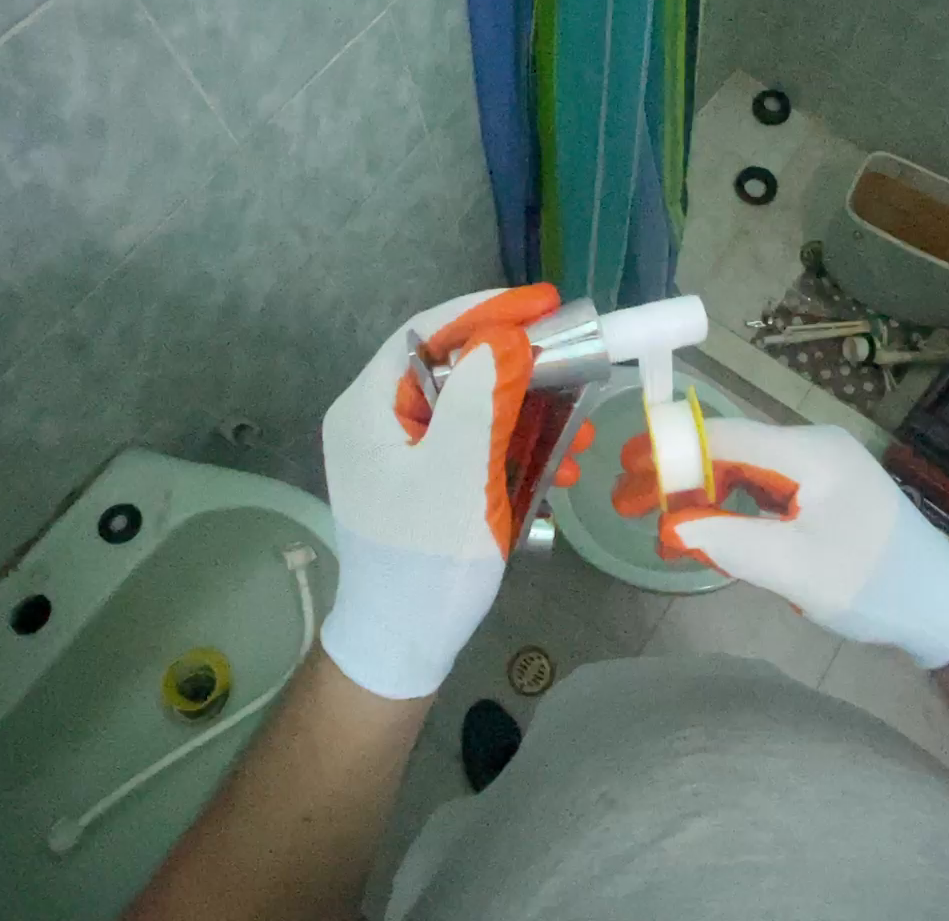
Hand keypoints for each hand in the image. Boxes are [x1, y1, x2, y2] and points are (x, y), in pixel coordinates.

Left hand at [318, 284, 560, 698]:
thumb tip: (503, 337)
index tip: (544, 304)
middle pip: (455, 369)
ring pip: (474, 408)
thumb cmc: (426, 563)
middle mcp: (383, 422)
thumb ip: (478, 401)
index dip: (486, 311)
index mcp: (369, 410)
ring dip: (531, 413)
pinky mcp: (431, 480)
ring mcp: (407, 453)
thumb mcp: (458, 476)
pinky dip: (520, 447)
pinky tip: (561, 466)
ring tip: (579, 426)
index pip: (427, 335)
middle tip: (574, 361)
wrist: (407, 644)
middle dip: (520, 369)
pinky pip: (478, 444)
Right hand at [618, 419, 948, 668]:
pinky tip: (706, 532)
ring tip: (662, 527)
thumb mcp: (798, 570)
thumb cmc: (875, 585)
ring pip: (742, 472)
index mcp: (811, 453)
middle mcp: (812, 448)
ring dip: (699, 496)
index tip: (626, 468)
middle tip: (628, 505)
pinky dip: (730, 510)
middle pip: (730, 451)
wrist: (940, 606)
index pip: (726, 438)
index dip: (671, 451)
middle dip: (676, 477)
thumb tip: (668, 525)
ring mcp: (818, 469)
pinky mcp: (821, 492)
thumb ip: (729, 541)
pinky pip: (763, 490)